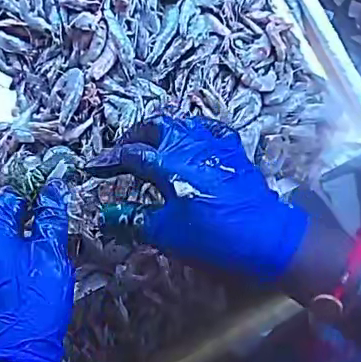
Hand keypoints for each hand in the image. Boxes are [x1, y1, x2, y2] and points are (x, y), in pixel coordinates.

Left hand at [0, 182, 74, 361]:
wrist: (24, 346)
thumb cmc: (33, 300)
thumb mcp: (49, 251)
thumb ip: (51, 217)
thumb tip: (54, 191)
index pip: (7, 195)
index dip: (32, 189)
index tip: (55, 187)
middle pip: (7, 215)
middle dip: (33, 207)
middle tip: (60, 204)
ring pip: (11, 235)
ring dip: (33, 228)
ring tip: (59, 226)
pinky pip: (12, 254)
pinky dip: (30, 247)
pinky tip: (50, 251)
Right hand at [87, 115, 309, 282]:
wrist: (267, 238)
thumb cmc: (212, 236)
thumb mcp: (166, 232)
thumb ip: (133, 219)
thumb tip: (107, 214)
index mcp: (168, 162)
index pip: (129, 154)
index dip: (108, 161)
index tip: (93, 169)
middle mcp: (190, 143)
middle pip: (154, 126)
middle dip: (133, 138)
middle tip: (120, 154)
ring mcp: (215, 143)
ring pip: (180, 124)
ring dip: (160, 133)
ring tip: (150, 148)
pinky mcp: (233, 151)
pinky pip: (207, 130)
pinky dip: (191, 134)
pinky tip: (188, 145)